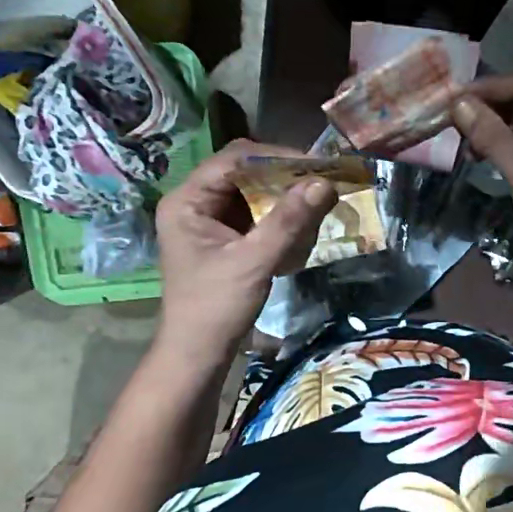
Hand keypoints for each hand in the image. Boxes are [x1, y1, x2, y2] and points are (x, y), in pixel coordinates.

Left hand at [154, 140, 334, 352]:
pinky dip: (278, 217)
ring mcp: (207, 220)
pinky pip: (254, 214)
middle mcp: (193, 202)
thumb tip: (324, 183)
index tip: (316, 166)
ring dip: (283, 197)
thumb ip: (288, 221)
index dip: (276, 157)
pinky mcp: (222, 237)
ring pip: (252, 192)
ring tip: (316, 202)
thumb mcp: (254, 261)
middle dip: (283, 177)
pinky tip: (300, 226)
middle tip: (322, 182)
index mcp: (187, 200)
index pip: (234, 158)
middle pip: (244, 172)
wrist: (197, 354)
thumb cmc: (216, 307)